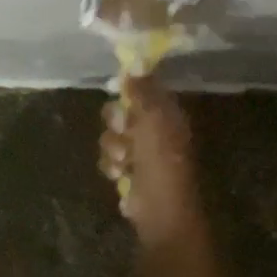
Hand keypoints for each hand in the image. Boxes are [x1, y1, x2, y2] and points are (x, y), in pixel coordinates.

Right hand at [99, 74, 204, 245]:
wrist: (161, 212)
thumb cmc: (162, 165)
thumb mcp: (154, 123)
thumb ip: (143, 94)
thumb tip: (134, 64)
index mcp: (167, 115)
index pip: (143, 90)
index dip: (129, 91)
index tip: (119, 94)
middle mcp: (154, 130)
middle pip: (120, 112)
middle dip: (116, 123)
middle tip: (124, 132)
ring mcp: (140, 152)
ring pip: (111, 136)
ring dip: (113, 149)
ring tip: (125, 164)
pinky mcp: (128, 171)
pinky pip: (109, 158)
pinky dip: (112, 167)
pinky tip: (121, 177)